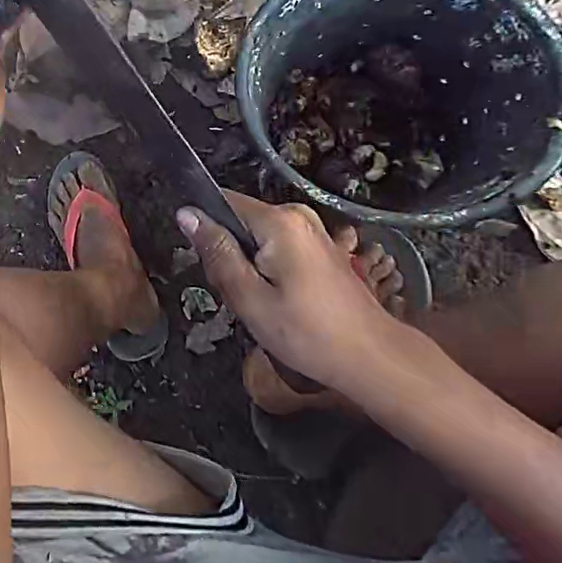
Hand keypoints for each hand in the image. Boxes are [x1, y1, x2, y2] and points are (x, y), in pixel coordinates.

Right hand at [178, 190, 404, 390]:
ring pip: (256, 237)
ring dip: (248, 266)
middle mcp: (297, 214)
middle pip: (239, 221)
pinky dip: (268, 269)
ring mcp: (312, 229)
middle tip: (238, 296)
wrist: (374, 359)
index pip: (222, 202)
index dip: (207, 231)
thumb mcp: (250, 299)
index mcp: (278, 221)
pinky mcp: (320, 246)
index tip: (211, 267)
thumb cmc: (309, 334)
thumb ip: (217, 253)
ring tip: (260, 303)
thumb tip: (186, 214)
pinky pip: (277, 246)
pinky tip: (280, 302)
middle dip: (229, 254)